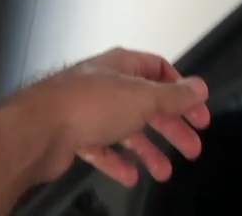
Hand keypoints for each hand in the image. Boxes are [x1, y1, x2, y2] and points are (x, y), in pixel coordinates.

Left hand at [11, 48, 210, 188]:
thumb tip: (201, 86)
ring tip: (164, 172)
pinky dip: (118, 161)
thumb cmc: (93, 105)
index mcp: (122, 65)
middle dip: (170, 125)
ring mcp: (88, 108)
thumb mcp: (141, 98)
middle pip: (146, 102)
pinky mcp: (74, 134)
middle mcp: (106, 82)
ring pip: (125, 127)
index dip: (181, 91)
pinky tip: (130, 176)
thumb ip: (173, 96)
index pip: (158, 70)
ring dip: (147, 149)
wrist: (40, 128)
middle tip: (192, 149)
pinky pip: (102, 147)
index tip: (199, 114)